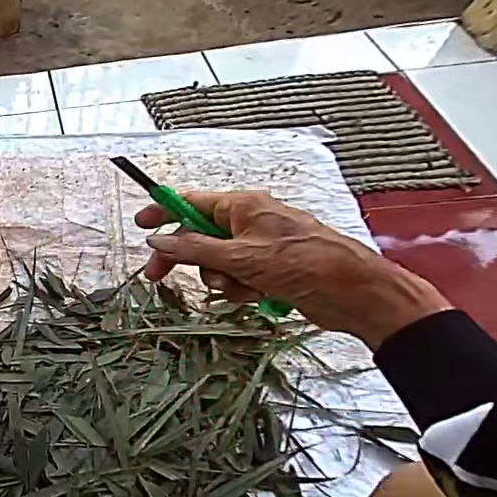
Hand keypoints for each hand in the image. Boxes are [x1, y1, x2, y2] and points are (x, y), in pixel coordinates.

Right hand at [136, 189, 450, 348]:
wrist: (355, 293)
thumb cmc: (301, 264)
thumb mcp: (239, 257)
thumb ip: (193, 249)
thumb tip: (157, 241)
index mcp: (242, 206)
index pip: (191, 202)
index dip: (163, 211)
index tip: (141, 224)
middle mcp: (248, 222)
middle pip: (198, 237)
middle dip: (185, 259)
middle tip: (156, 279)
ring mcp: (259, 246)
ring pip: (216, 262)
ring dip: (220, 279)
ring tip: (243, 287)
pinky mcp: (269, 269)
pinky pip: (237, 277)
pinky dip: (241, 288)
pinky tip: (260, 294)